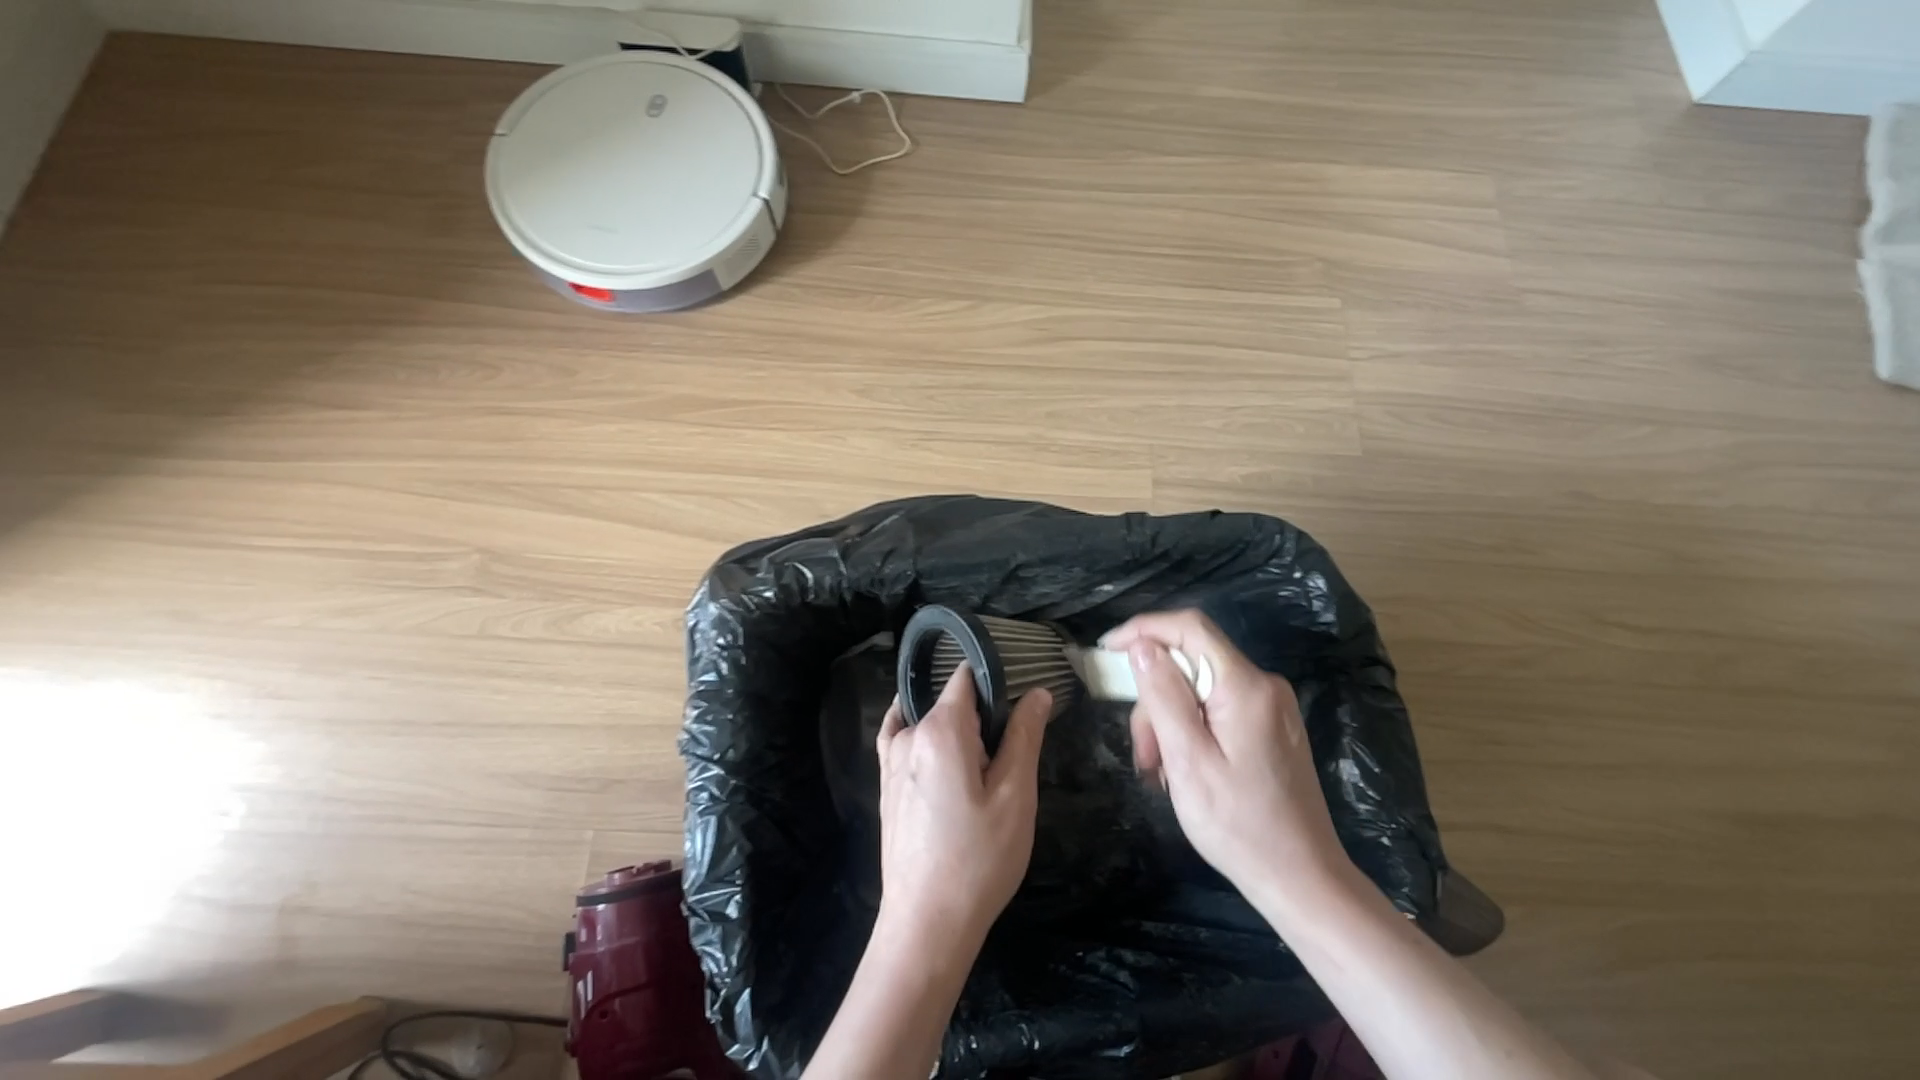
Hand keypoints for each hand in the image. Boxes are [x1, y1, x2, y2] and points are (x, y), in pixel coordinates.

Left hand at [875, 665, 1051, 943]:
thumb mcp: (1015, 795)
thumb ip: (1024, 736)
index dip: (996, 678)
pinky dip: (929, 740)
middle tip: (1013, 749)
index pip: (966, 677)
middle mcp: (907, 735)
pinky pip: (907, 742)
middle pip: (948, 700)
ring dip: (958, 732)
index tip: (1022, 696)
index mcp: (939, 729)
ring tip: (988, 768)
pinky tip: (949, 758)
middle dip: (981, 713)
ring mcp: (890, 762)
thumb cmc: (979, 858)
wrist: (926, 922)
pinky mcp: (886, 787)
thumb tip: (1037, 691)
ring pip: (928, 723)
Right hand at [1103, 610, 1347, 898]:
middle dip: (1155, 699)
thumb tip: (1144, 646)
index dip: (1144, 629)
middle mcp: (1264, 685)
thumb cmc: (1238, 824)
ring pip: (1201, 690)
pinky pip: (1218, 710)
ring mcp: (1272, 707)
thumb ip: (1164, 697)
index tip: (1107, 652)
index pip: (1190, 627)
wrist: (1301, 878)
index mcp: (1246, 687)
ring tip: (1162, 775)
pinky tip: (1185, 771)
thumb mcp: (1189, 761)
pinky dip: (1192, 731)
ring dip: (1170, 722)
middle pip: (1192, 664)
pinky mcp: (1271, 728)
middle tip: (1143, 755)